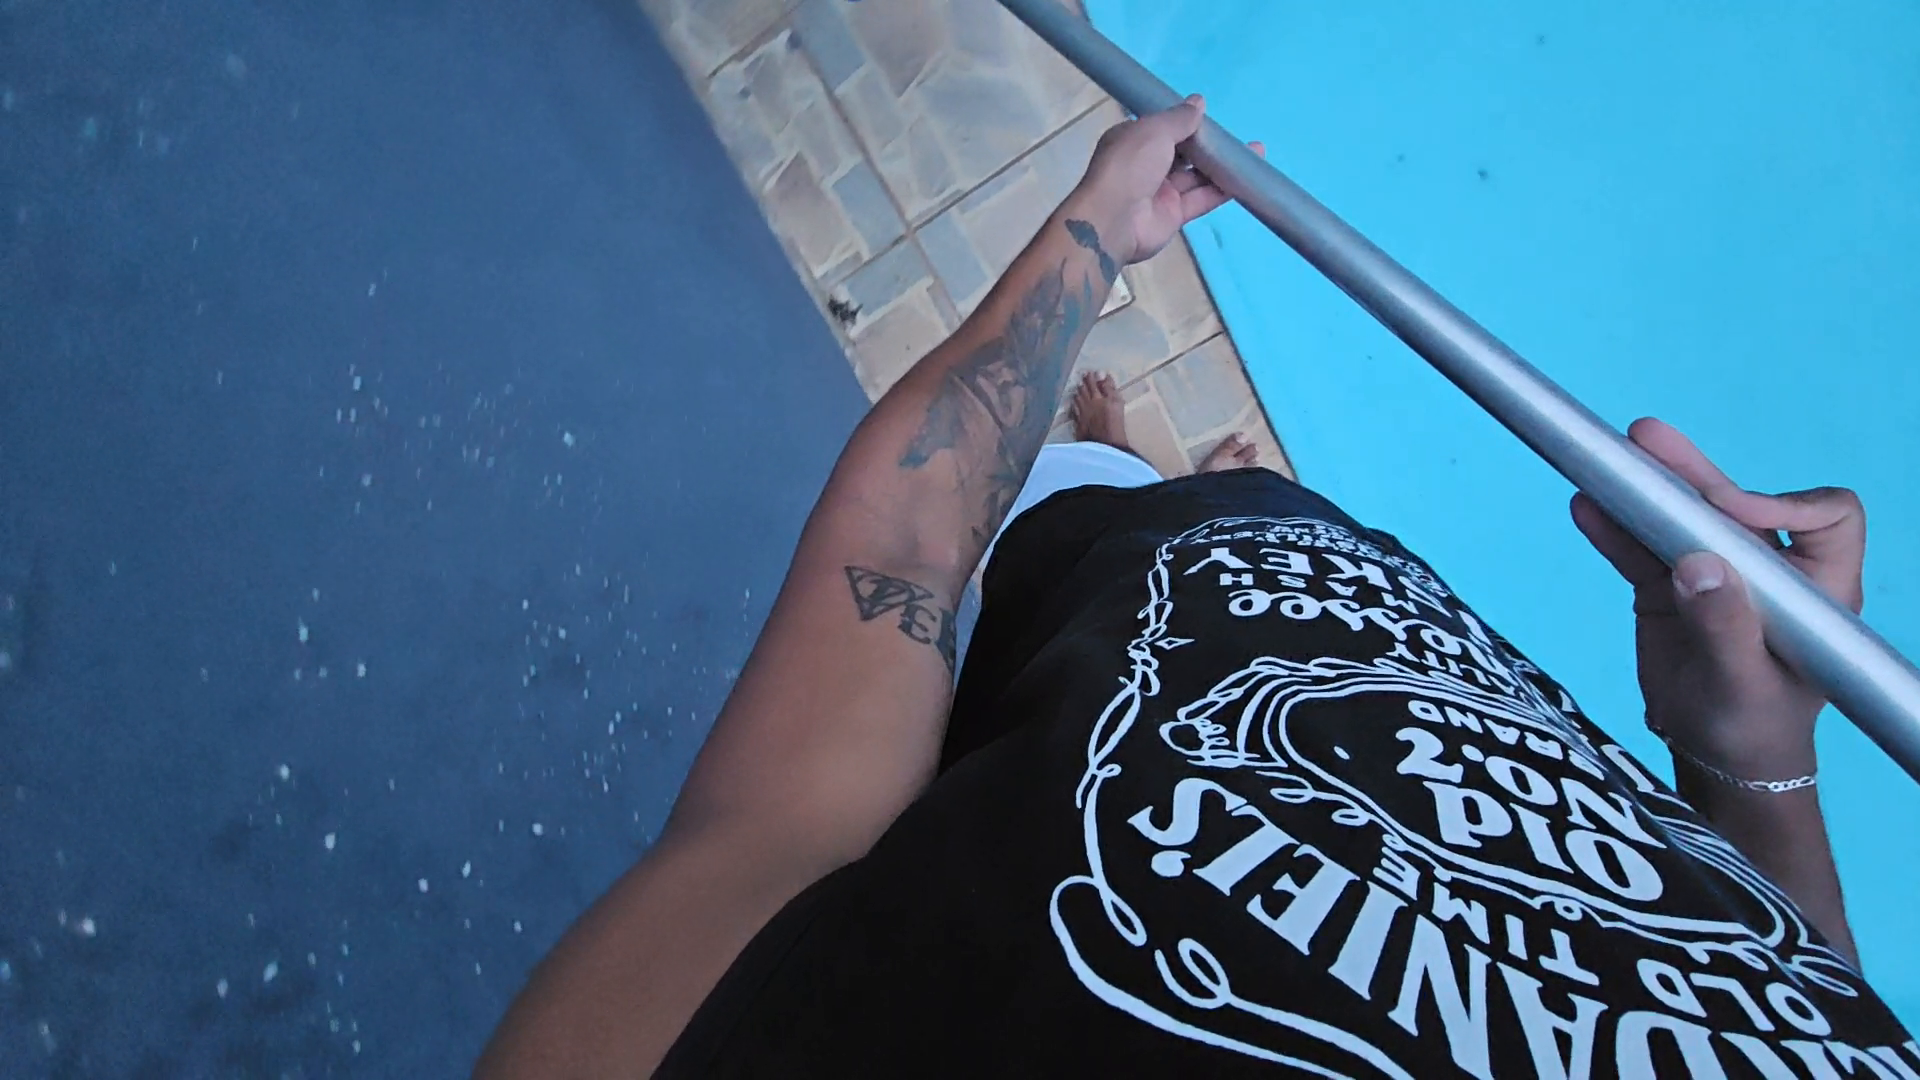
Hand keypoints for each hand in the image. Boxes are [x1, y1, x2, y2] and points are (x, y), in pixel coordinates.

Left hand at [1069, 95, 1261, 265]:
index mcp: (1132, 142)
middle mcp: (1144, 168)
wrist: (1113, 220)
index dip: (1184, 124)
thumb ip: (1179, 119)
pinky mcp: (1171, 217)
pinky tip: (1246, 177)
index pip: (1162, 130)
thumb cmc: (1129, 165)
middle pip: (1181, 154)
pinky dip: (1222, 190)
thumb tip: (1198, 102)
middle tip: (1233, 136)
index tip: (1207, 117)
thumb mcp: (1155, 130)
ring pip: (1195, 177)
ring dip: (1221, 166)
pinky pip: (1200, 199)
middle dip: (1206, 146)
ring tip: (1253, 152)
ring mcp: (1158, 194)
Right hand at [1571, 418, 1865, 780]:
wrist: (1715, 748)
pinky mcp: (1664, 590)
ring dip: (1640, 491)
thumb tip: (1696, 564)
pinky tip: (1585, 507)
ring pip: (1676, 522)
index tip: (1720, 510)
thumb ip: (1724, 624)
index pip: (1823, 518)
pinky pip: (1634, 552)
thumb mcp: (1743, 681)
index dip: (1777, 503)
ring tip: (1603, 460)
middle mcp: (1765, 571)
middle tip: (1646, 436)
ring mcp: (1710, 578)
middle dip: (1692, 472)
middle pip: (1732, 505)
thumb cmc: (1752, 722)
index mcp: (1815, 588)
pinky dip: (1609, 529)